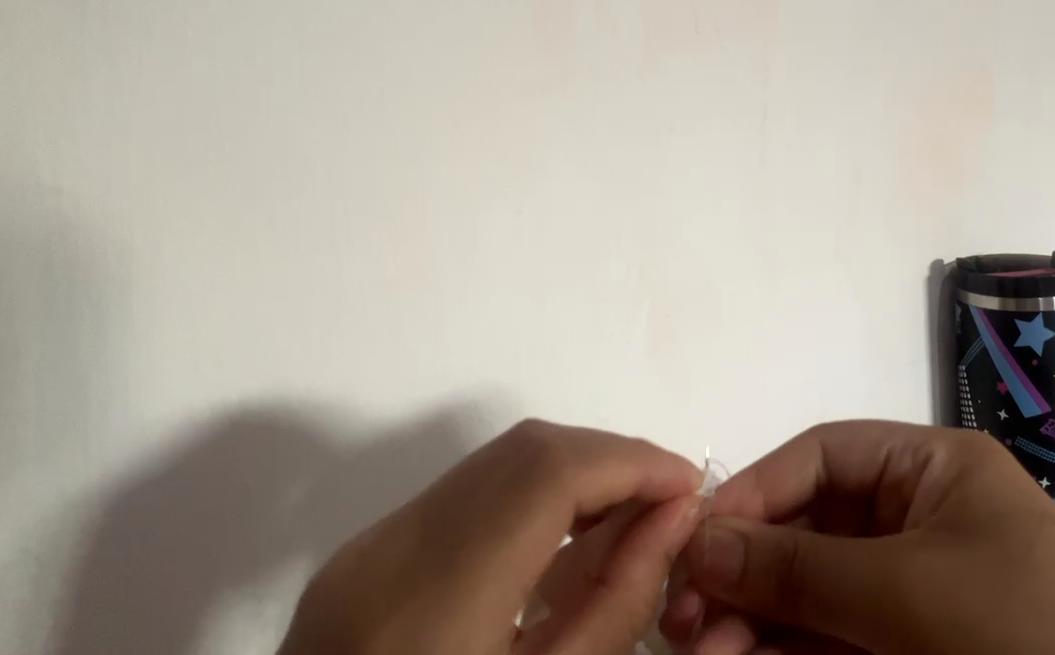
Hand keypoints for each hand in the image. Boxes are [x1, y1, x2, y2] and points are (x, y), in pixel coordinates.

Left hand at [280, 419, 701, 654]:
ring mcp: (368, 547)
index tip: (690, 486)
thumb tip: (675, 515)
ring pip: (497, 460)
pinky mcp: (364, 555)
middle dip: (612, 460)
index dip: (632, 462)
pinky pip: (469, 492)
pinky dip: (533, 495)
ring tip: (628, 520)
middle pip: (525, 450)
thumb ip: (617, 604)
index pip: (548, 472)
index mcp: (432, 602)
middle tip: (667, 504)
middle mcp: (390, 549)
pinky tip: (566, 541)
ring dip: (576, 472)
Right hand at [660, 421, 1054, 654]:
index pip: (825, 456)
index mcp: (935, 469)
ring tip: (697, 650)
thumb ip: (797, 567)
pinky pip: (836, 636)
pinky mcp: (915, 647)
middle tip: (682, 618)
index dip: (756, 488)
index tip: (695, 538)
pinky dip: (786, 648)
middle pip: (812, 525)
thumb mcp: (903, 592)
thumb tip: (698, 542)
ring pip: (816, 588)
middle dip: (747, 566)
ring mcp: (919, 588)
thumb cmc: (1016, 633)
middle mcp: (923, 518)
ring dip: (755, 616)